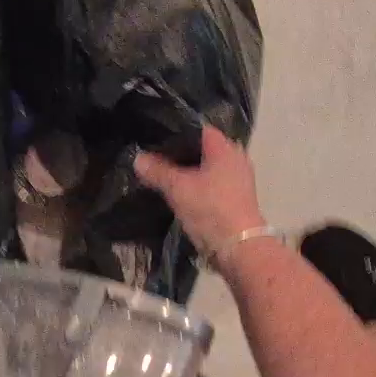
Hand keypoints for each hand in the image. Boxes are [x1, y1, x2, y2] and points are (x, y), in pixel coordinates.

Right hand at [134, 126, 267, 258]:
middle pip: (202, 150)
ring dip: (189, 173)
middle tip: (155, 160)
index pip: (198, 129)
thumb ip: (158, 172)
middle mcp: (235, 158)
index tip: (156, 141)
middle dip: (180, 155)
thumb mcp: (178, 189)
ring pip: (207, 169)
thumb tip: (137, 158)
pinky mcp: (236, 199)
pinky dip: (197, 187)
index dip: (176, 133)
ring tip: (164, 178)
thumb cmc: (210, 210)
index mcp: (224, 148)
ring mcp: (238, 179)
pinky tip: (182, 195)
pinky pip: (212, 185)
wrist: (237, 246)